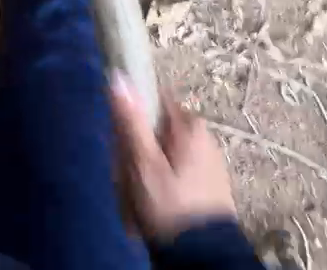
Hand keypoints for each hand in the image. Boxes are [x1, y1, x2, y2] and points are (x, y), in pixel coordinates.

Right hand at [109, 74, 238, 241]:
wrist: (206, 260)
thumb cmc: (172, 206)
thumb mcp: (143, 163)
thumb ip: (131, 120)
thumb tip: (118, 75)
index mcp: (190, 125)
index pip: (151, 102)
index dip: (132, 121)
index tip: (123, 146)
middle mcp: (203, 138)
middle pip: (154, 132)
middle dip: (136, 155)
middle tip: (128, 181)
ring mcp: (207, 163)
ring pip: (161, 157)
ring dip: (144, 176)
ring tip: (138, 201)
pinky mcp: (208, 187)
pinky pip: (174, 176)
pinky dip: (159, 190)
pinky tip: (152, 209)